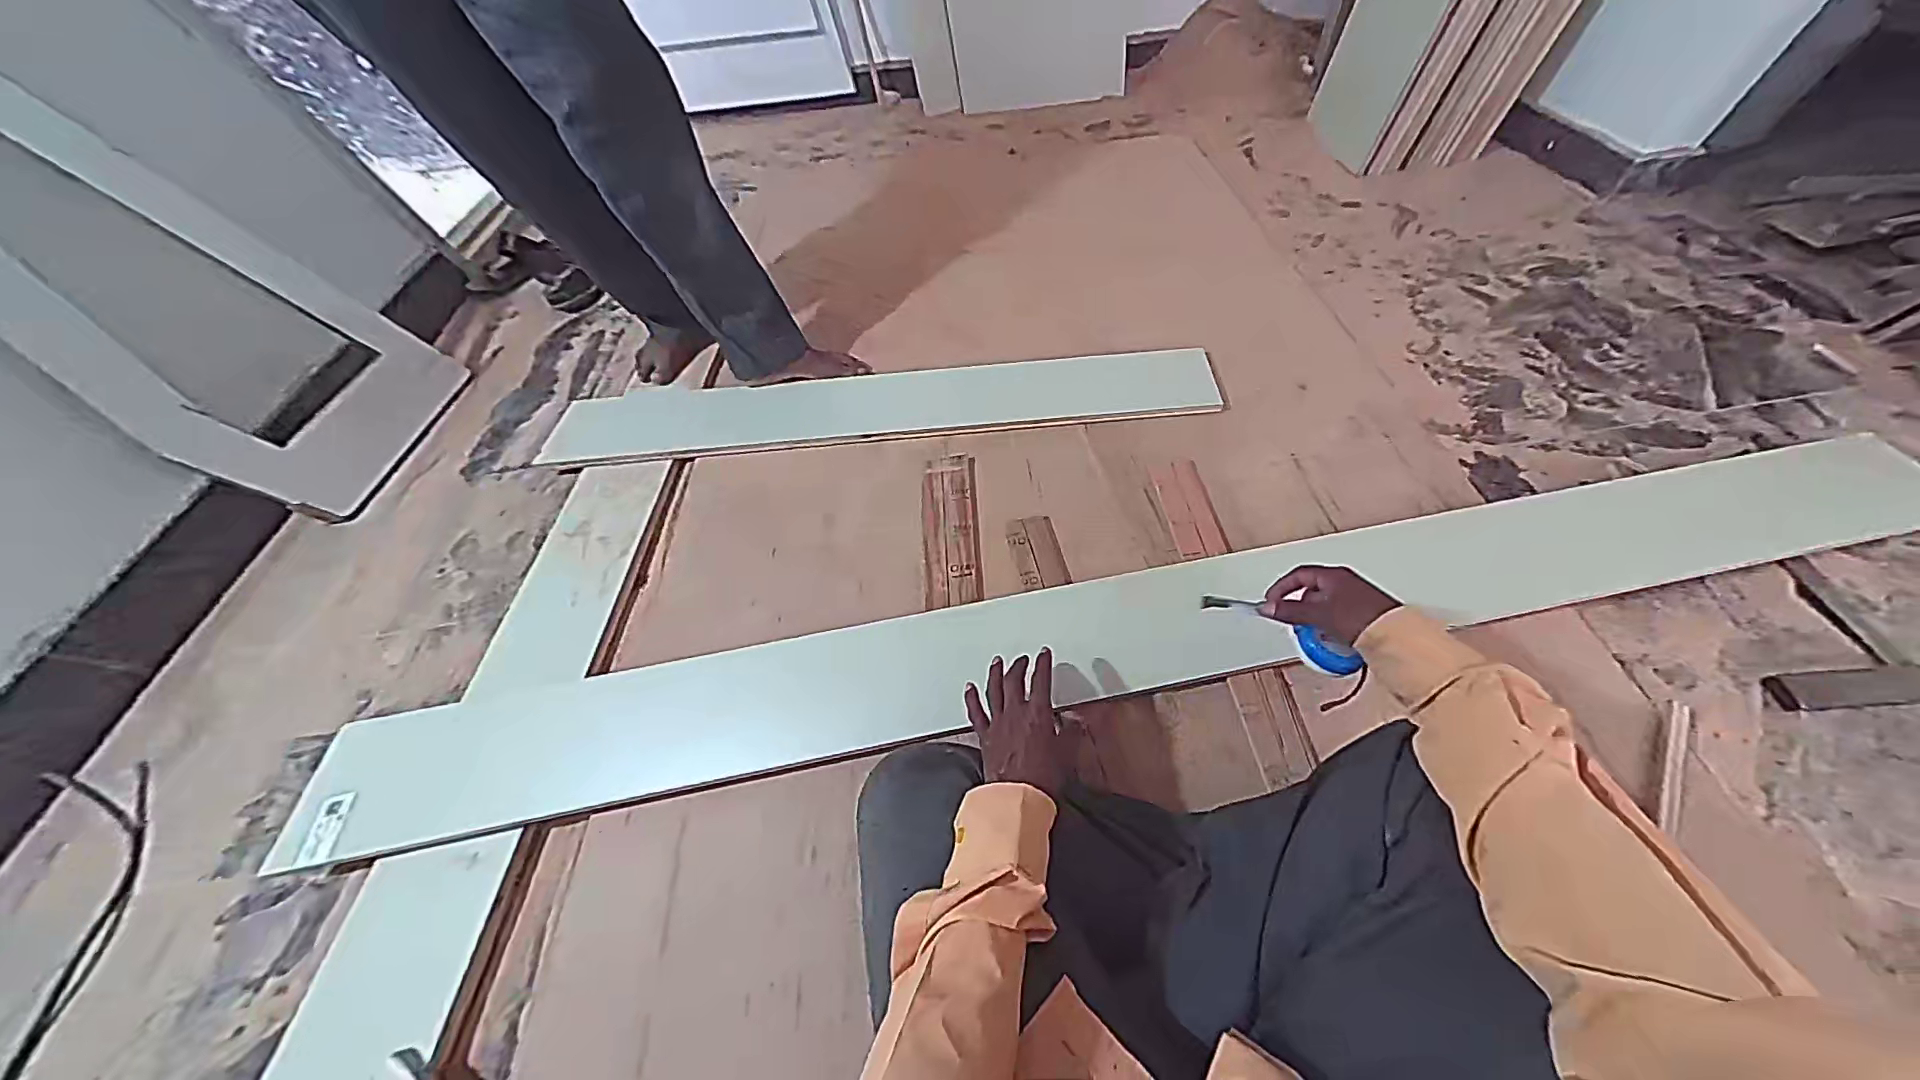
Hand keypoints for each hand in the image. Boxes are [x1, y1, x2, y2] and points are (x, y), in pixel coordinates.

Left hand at [964, 650, 1075, 794]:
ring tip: (997, 662)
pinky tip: (970, 688)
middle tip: (1023, 660)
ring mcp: (997, 723)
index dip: (1043, 665)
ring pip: (994, 690)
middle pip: (1015, 680)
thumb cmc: (1042, 780)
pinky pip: (976, 712)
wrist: (1018, 798)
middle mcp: (1015, 713)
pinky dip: (971, 697)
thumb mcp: (1065, 754)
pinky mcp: (985, 736)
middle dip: (1019, 666)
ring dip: (996, 673)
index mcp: (1038, 714)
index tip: (1043, 655)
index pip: (1041, 681)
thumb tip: (1074, 720)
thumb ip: (1070, 733)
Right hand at [1259, 565, 1400, 646]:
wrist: (1396, 637)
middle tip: (1294, 620)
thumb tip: (1267, 608)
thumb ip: (1289, 611)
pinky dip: (1328, 626)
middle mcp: (1345, 583)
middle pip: (1310, 591)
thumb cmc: (1363, 617)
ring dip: (1314, 619)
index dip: (1281, 588)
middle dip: (1299, 607)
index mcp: (1334, 575)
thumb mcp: (1318, 614)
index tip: (1271, 602)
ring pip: (1323, 605)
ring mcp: (1355, 598)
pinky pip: (1336, 617)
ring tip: (1316, 632)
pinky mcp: (1363, 613)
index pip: (1299, 575)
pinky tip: (1332, 638)